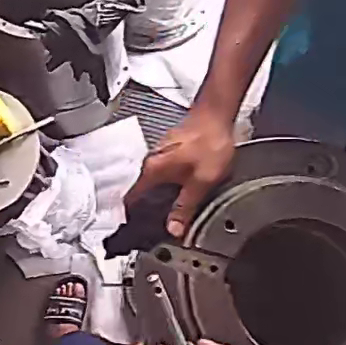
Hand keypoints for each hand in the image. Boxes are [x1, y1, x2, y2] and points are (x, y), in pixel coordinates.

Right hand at [126, 111, 235, 237]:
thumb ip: (185, 207)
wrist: (217, 115)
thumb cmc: (209, 143)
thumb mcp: (201, 182)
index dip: (129, 214)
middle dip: (144, 207)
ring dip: (156, 195)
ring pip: (151, 180)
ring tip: (164, 211)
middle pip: (140, 189)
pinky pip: (160, 172)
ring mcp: (159, 154)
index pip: (131, 196)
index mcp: (152, 170)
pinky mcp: (169, 150)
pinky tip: (176, 190)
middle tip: (150, 224)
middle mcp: (151, 161)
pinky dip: (164, 183)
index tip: (129, 226)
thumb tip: (174, 229)